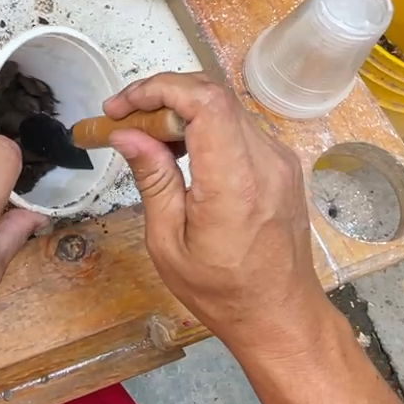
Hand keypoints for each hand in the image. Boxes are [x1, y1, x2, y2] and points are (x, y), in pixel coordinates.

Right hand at [102, 73, 337, 361]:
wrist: (280, 314)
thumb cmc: (220, 291)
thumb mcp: (168, 243)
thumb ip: (152, 180)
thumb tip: (126, 135)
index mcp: (235, 182)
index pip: (204, 102)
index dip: (158, 89)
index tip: (121, 107)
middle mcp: (265, 161)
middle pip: (213, 95)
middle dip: (161, 95)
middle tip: (122, 118)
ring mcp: (280, 160)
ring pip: (225, 106)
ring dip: (179, 109)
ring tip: (143, 135)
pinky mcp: (282, 164)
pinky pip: (237, 126)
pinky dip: (201, 124)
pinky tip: (176, 148)